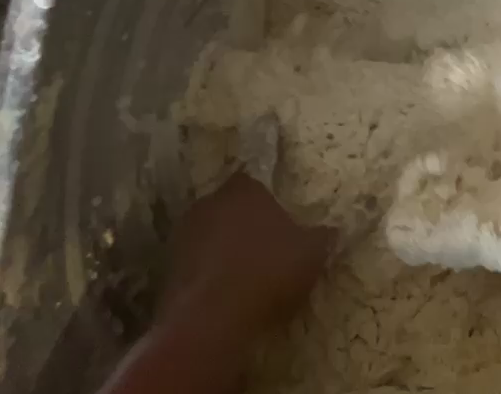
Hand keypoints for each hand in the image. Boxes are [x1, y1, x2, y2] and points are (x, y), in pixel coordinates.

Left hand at [159, 172, 334, 338]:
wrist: (210, 322)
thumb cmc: (268, 270)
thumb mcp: (312, 251)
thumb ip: (324, 235)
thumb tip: (334, 229)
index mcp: (244, 189)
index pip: (254, 178)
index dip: (267, 196)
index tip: (279, 212)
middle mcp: (209, 204)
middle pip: (229, 206)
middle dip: (244, 220)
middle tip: (265, 239)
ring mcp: (182, 239)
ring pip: (209, 235)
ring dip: (223, 247)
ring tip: (246, 268)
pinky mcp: (166, 274)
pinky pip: (195, 265)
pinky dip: (209, 273)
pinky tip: (227, 290)